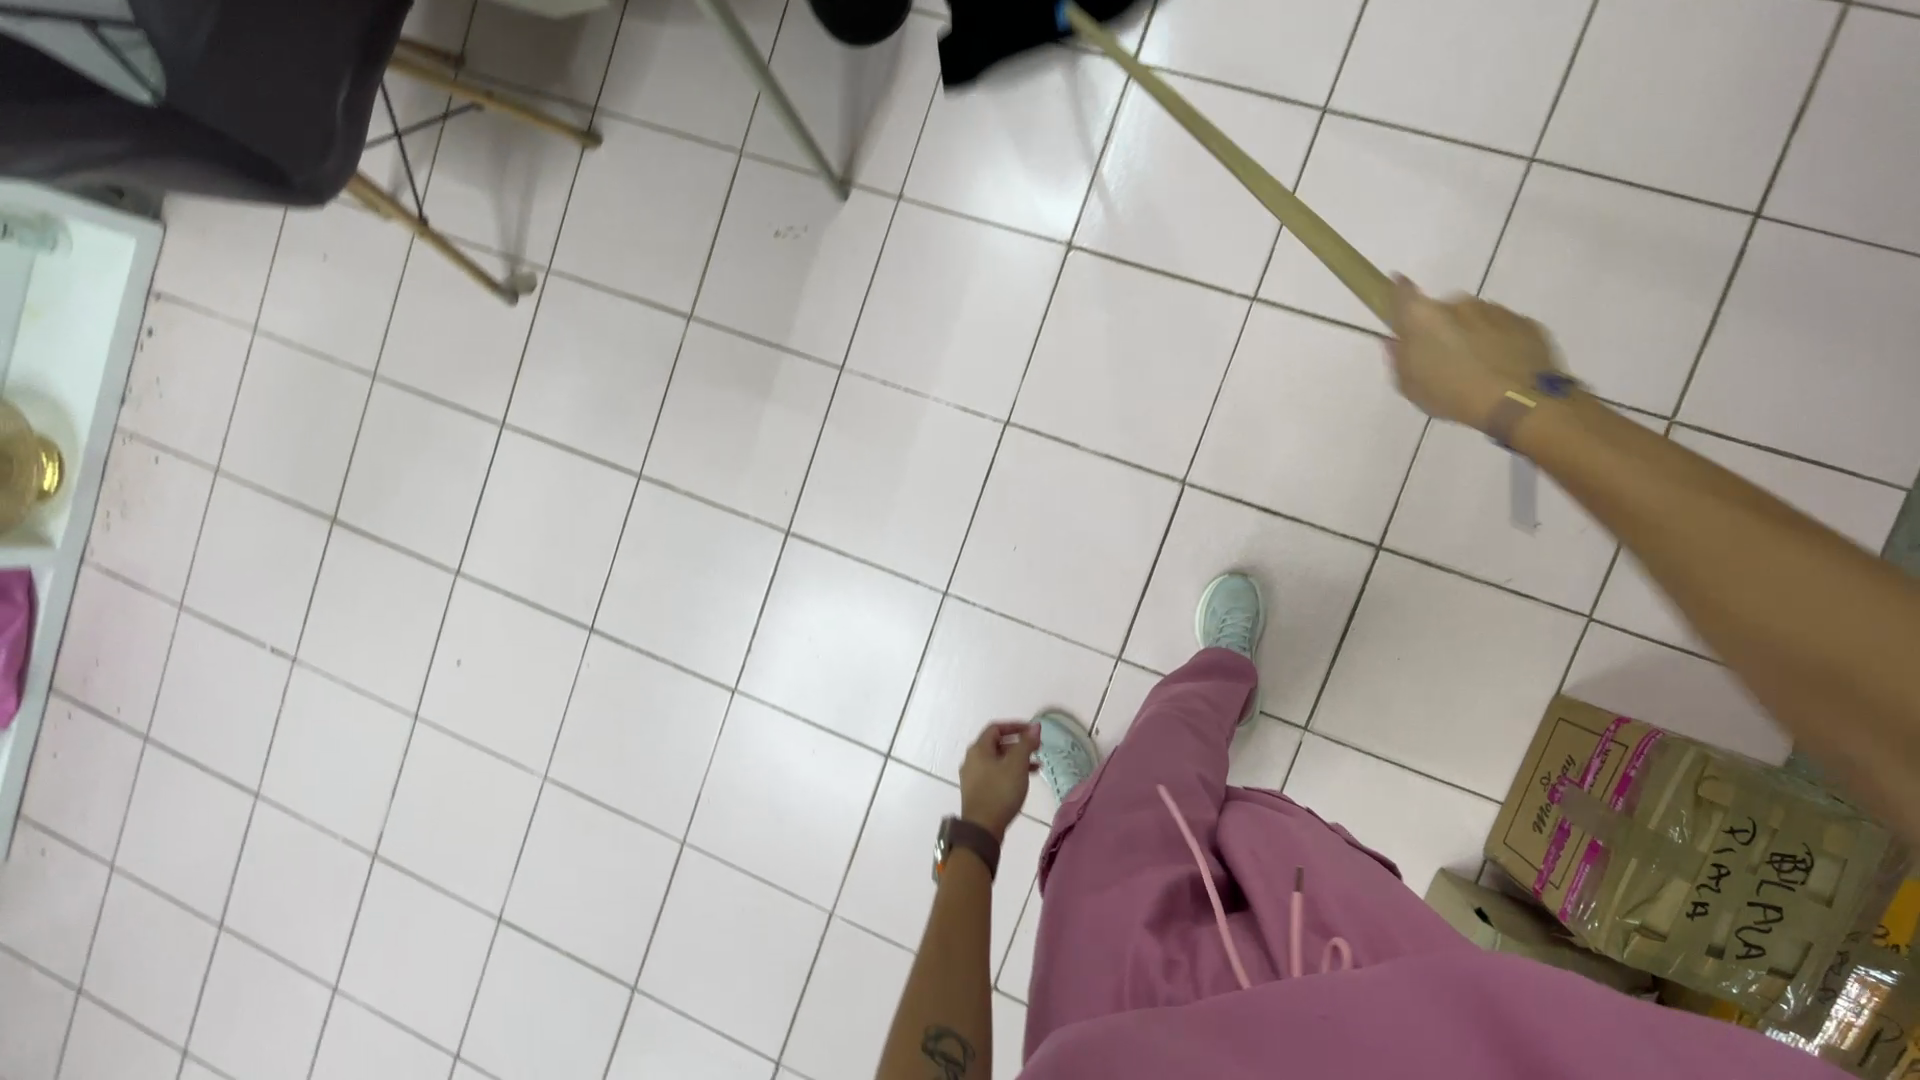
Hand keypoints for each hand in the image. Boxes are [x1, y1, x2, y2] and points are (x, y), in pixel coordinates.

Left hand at [959, 721, 1040, 841]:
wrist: (982, 829)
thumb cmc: (1000, 792)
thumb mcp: (1017, 765)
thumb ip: (1026, 743)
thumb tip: (1035, 726)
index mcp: (978, 749)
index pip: (996, 728)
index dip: (1015, 726)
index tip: (1033, 731)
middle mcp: (972, 759)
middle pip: (996, 744)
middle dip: (1018, 744)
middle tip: (1037, 748)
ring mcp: (972, 776)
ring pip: (997, 761)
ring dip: (1016, 760)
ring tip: (1036, 766)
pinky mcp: (976, 791)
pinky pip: (994, 774)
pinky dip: (1009, 772)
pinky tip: (1023, 781)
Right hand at [1385, 275, 1563, 431]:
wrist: (1517, 401)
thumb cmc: (1452, 395)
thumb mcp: (1410, 386)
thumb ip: (1398, 358)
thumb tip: (1394, 341)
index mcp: (1423, 318)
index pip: (1403, 292)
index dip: (1398, 289)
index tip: (1397, 287)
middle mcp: (1458, 305)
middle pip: (1442, 309)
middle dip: (1439, 326)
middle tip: (1442, 356)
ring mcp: (1494, 311)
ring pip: (1474, 317)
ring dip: (1470, 333)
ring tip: (1475, 365)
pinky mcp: (1524, 322)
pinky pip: (1502, 327)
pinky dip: (1497, 341)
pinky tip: (1498, 366)